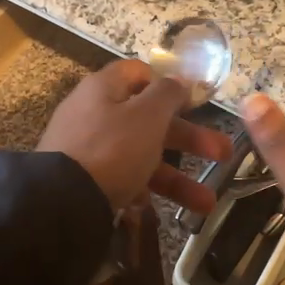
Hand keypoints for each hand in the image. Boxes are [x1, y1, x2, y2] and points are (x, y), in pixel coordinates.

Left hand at [39, 60, 234, 212]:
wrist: (60, 204)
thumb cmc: (112, 149)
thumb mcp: (147, 116)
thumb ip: (168, 94)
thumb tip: (179, 78)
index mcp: (105, 88)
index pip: (139, 73)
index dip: (168, 84)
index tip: (196, 101)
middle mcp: (94, 113)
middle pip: (149, 119)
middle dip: (190, 139)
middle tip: (224, 154)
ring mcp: (87, 148)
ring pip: (141, 155)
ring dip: (177, 178)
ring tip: (207, 203)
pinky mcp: (83, 180)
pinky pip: (122, 180)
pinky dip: (145, 192)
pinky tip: (162, 211)